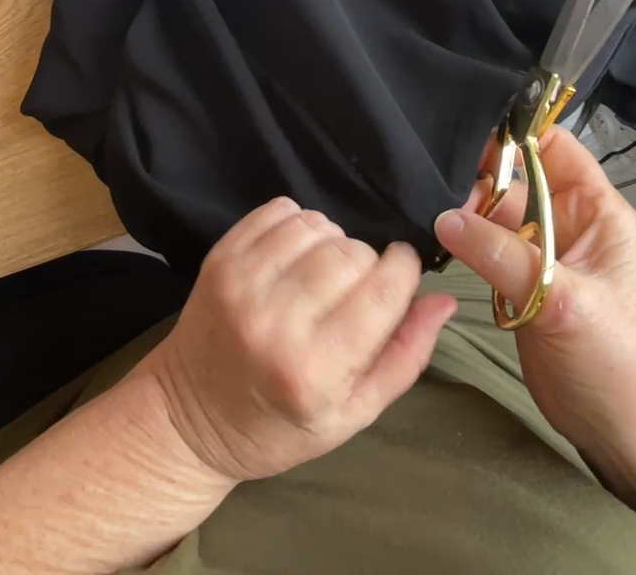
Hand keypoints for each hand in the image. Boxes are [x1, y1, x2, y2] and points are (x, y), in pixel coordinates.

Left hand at [136, 197, 457, 482]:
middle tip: (358, 285)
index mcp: (314, 370)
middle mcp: (275, 320)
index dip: (404, 270)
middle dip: (368, 261)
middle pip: (350, 253)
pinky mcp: (220, 257)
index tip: (403, 271)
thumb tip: (445, 299)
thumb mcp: (353, 414)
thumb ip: (405, 356)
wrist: (190, 416)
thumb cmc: (280, 425)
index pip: (381, 291)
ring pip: (316, 225)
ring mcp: (241, 283)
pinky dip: (299, 222)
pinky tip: (297, 253)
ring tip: (325, 269)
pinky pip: (278, 210)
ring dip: (333, 239)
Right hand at [434, 127, 635, 499]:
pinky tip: (427, 234)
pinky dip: (457, 242)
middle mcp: (564, 224)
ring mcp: (538, 256)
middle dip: (474, 174)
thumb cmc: (622, 361)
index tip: (463, 127)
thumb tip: (444, 217)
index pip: (553, 149)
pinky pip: (481, 249)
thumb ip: (504, 257)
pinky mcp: (515, 286)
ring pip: (491, 214)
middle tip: (427, 178)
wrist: (628, 435)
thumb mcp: (566, 300)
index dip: (516, 133)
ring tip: (417, 202)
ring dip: (460, 210)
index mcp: (595, 211)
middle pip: (512, 179)